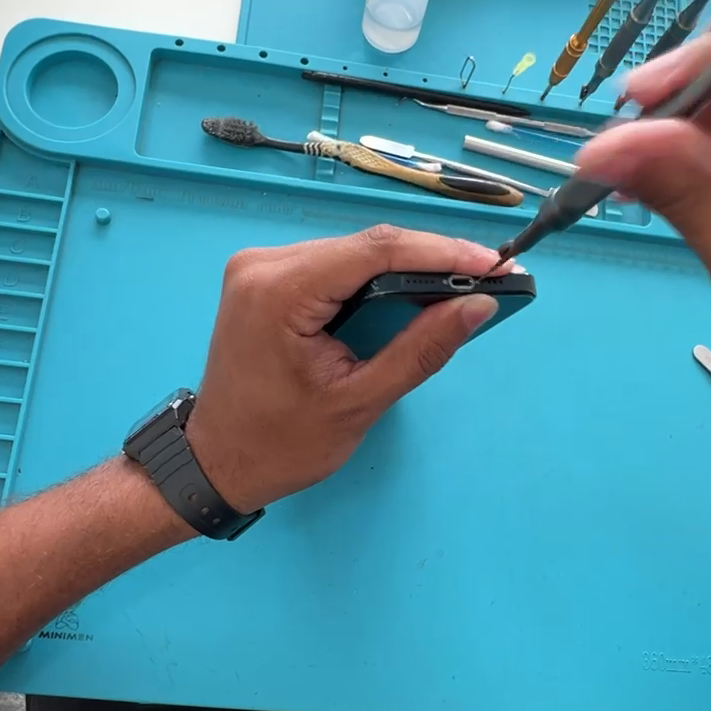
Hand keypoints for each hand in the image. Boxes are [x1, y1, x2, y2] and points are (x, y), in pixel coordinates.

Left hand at [185, 225, 504, 512]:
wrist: (217, 462)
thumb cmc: (282, 445)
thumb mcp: (360, 402)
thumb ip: (421, 350)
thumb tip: (477, 305)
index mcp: (279, 291)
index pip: (375, 250)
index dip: (442, 252)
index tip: (493, 265)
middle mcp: (263, 264)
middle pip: (363, 247)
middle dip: (429, 262)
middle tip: (486, 281)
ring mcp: (259, 268)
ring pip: (351, 255)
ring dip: (403, 272)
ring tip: (458, 291)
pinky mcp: (264, 280)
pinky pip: (332, 268)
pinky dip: (373, 284)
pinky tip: (409, 299)